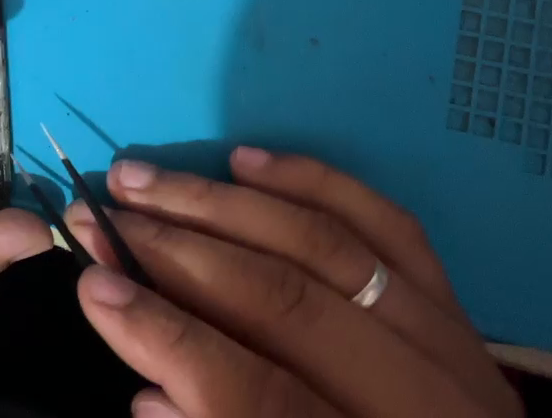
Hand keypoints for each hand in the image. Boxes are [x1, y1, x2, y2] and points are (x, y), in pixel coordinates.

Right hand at [66, 149, 521, 417]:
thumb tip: (145, 392)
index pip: (258, 395)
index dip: (168, 336)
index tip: (93, 285)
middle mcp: (433, 406)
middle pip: (288, 302)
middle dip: (175, 249)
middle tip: (99, 214)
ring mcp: (457, 351)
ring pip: (325, 245)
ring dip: (216, 201)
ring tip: (138, 178)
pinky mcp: (458, 310)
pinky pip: (389, 225)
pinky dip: (311, 181)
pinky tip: (242, 159)